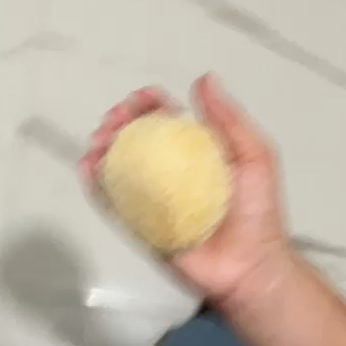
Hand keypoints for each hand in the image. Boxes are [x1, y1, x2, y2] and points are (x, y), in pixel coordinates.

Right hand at [81, 74, 295, 309]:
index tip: (140, 100)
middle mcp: (167, 168)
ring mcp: (150, 196)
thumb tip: (204, 77)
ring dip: (101, 146)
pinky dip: (95, 182)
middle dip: (117, 120)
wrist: (252, 268)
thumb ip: (230, 119)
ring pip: (117, 163)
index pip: (161, 114)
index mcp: (191, 147)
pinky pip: (111, 201)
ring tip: (98, 144)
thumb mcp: (254, 156)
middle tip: (111, 123)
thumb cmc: (257, 211)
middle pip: (134, 134)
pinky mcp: (139, 225)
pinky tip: (88, 168)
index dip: (146, 102)